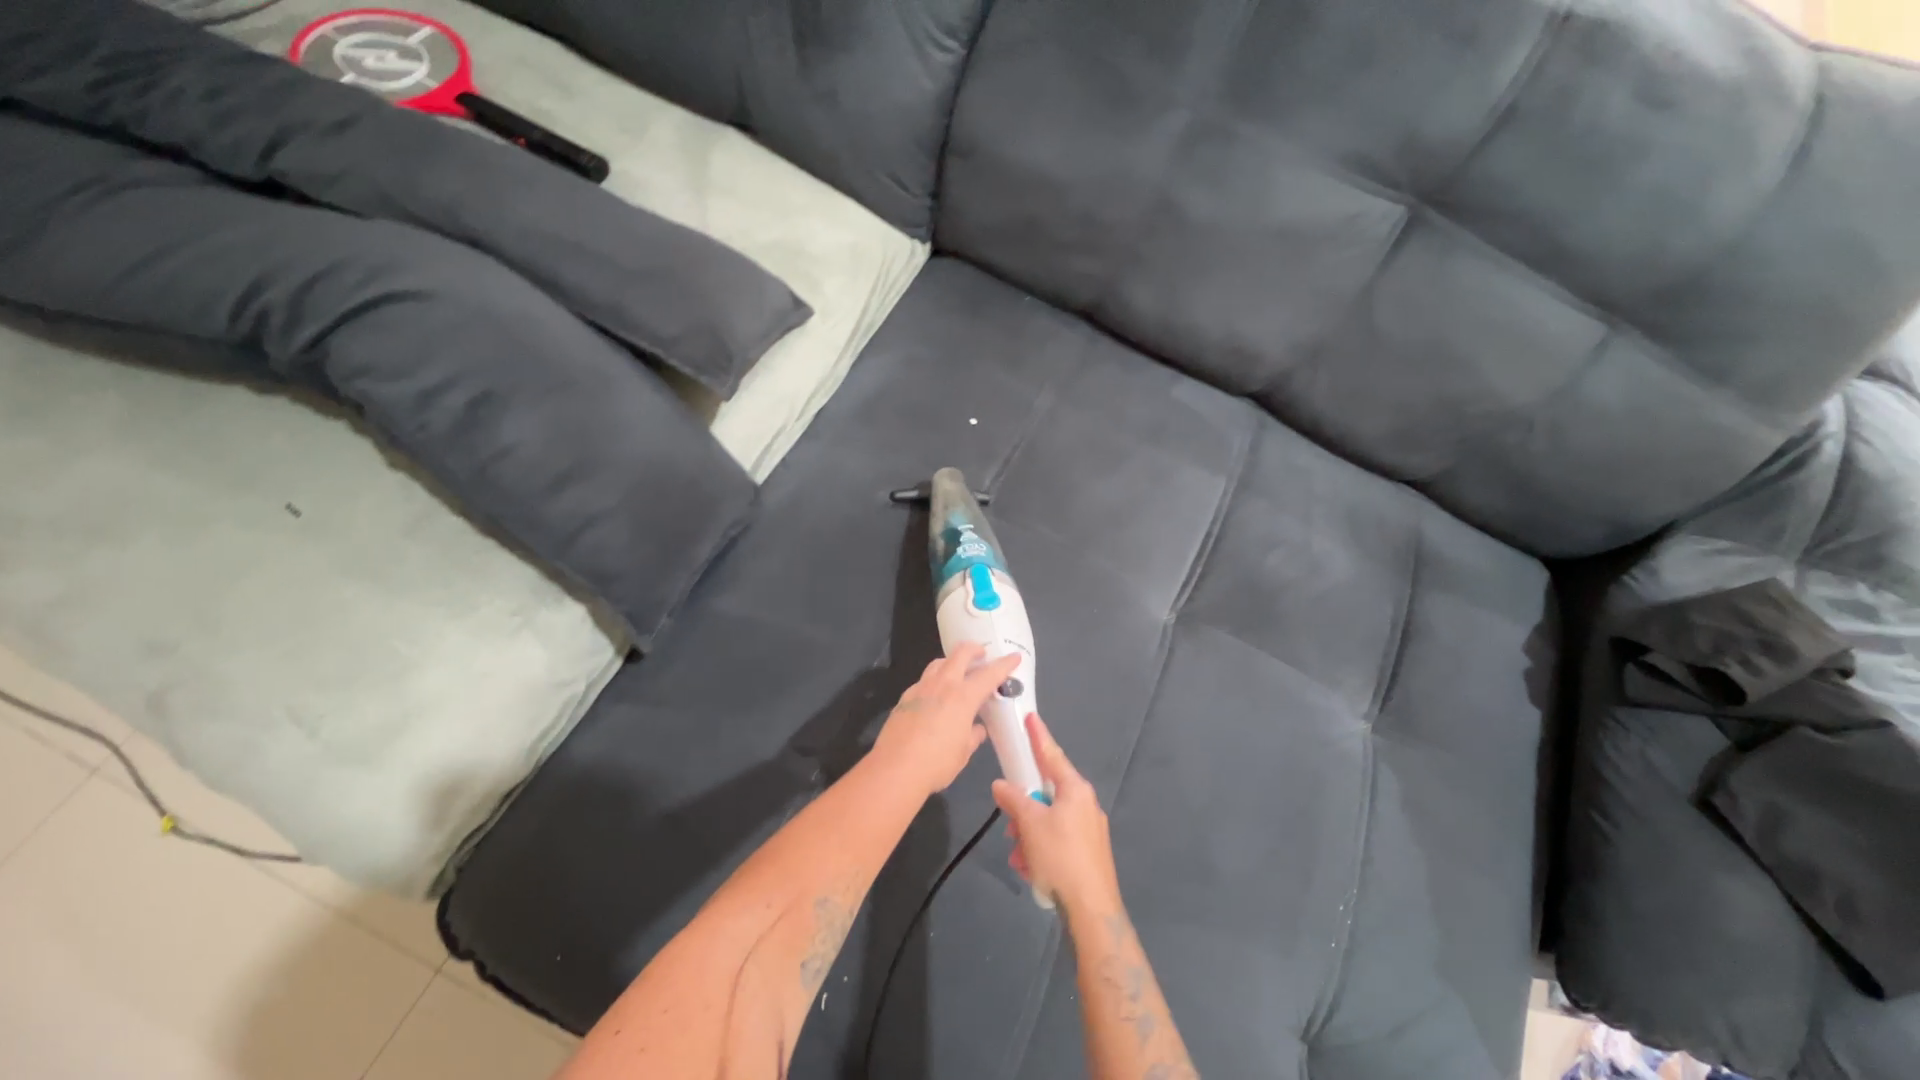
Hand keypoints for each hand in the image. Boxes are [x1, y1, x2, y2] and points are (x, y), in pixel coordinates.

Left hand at [871, 644, 1020, 796]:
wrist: (895, 770)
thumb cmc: (936, 763)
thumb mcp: (963, 752)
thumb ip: (973, 736)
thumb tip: (979, 729)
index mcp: (963, 697)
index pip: (989, 674)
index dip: (1004, 664)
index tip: (1015, 657)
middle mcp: (942, 685)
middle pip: (960, 654)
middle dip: (974, 649)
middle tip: (982, 655)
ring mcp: (920, 689)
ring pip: (938, 663)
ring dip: (951, 662)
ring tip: (958, 673)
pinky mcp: (904, 698)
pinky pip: (923, 681)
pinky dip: (934, 681)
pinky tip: (935, 696)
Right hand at [991, 713, 1121, 917]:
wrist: (1091, 908)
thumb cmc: (1060, 857)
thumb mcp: (1030, 825)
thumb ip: (1014, 800)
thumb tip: (1002, 785)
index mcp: (1075, 790)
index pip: (1052, 755)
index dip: (1039, 736)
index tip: (1031, 717)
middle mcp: (1086, 804)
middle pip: (1047, 793)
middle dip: (1023, 809)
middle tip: (1009, 826)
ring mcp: (1090, 830)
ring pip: (1049, 821)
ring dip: (1028, 834)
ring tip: (1018, 856)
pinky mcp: (1089, 853)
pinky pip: (1057, 841)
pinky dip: (1040, 850)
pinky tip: (1030, 869)